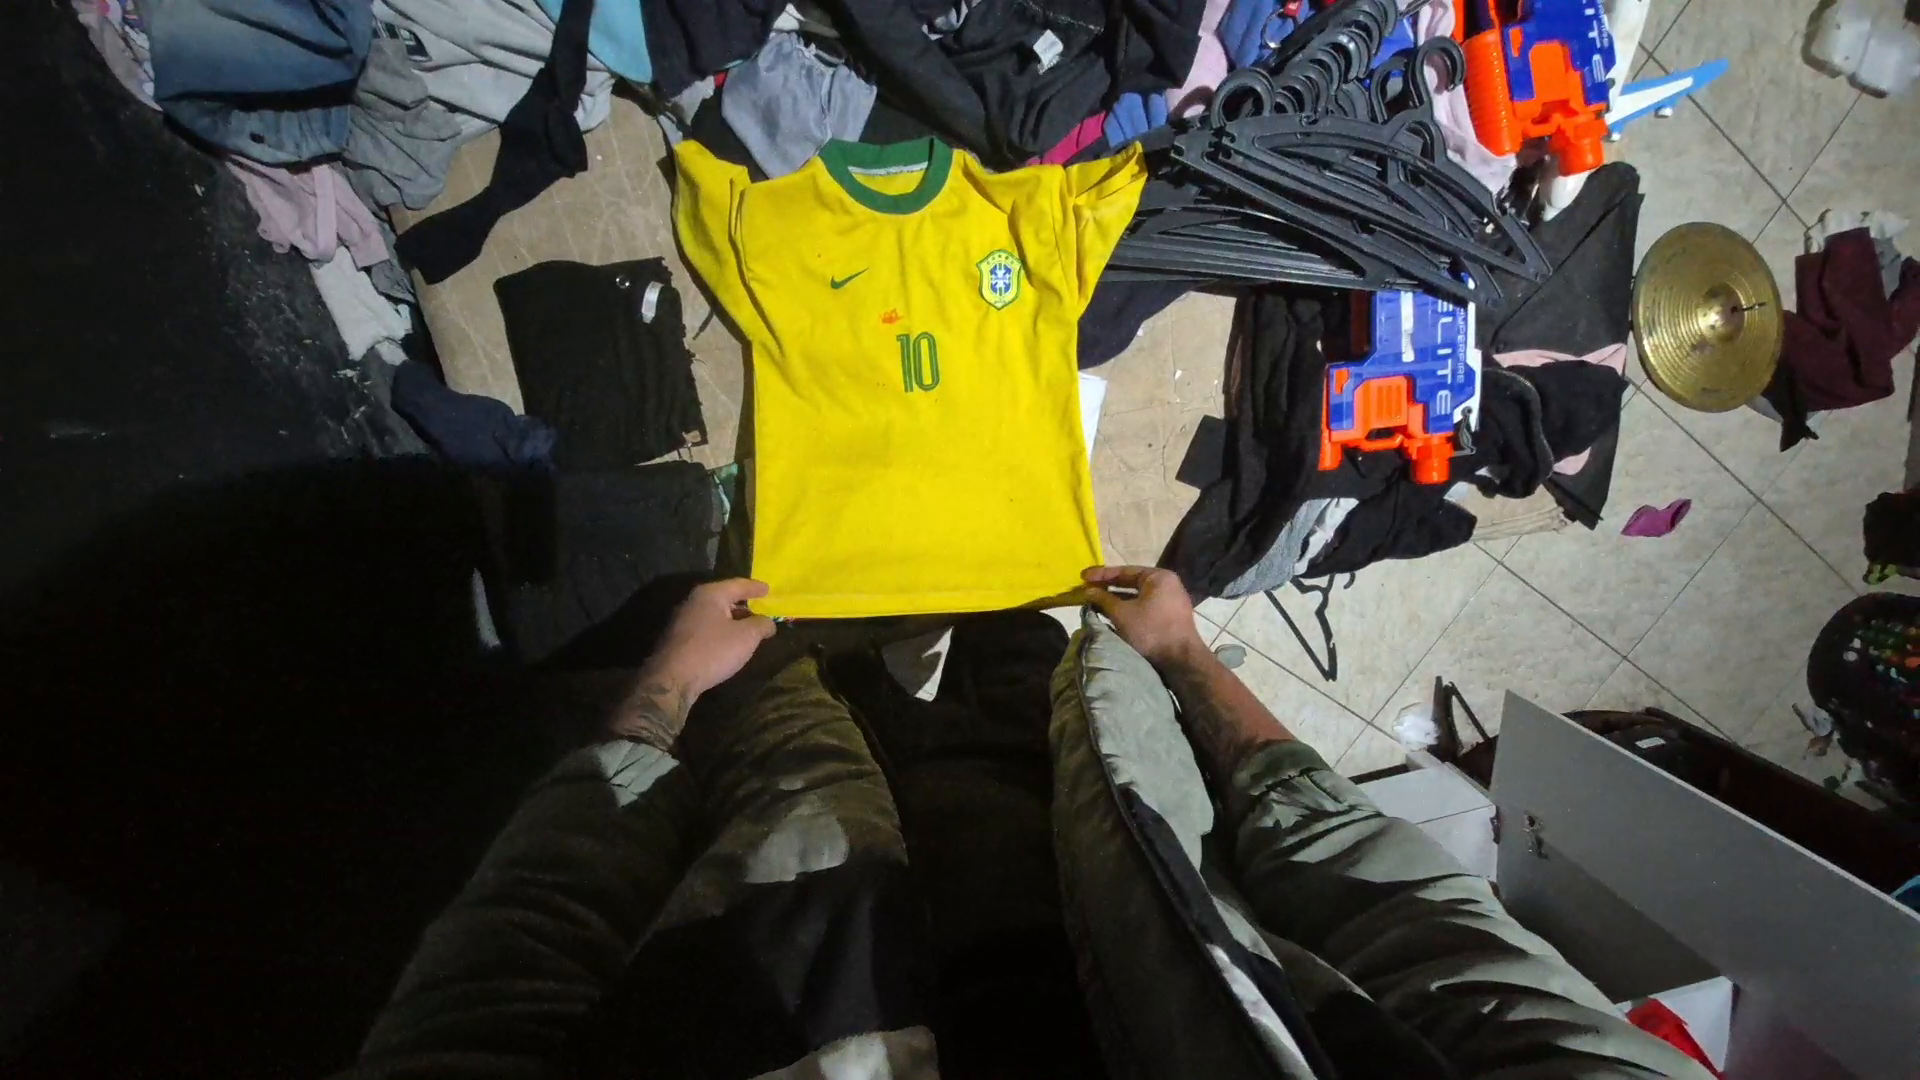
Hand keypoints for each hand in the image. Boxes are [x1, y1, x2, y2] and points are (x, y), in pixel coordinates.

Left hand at [609, 579, 775, 745]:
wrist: (672, 679)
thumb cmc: (713, 651)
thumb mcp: (747, 637)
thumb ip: (762, 625)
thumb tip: (768, 623)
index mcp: (710, 594)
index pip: (738, 584)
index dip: (756, 588)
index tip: (769, 589)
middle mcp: (693, 601)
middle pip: (724, 597)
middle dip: (743, 604)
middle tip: (760, 609)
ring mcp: (682, 620)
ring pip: (714, 613)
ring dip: (732, 619)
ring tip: (748, 627)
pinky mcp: (677, 638)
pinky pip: (706, 627)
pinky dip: (720, 629)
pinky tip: (728, 641)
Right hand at [1081, 565, 1208, 669]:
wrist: (1181, 660)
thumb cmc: (1151, 630)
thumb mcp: (1121, 613)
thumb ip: (1103, 599)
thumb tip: (1087, 591)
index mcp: (1158, 577)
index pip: (1124, 571)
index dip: (1101, 574)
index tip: (1082, 577)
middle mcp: (1166, 585)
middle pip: (1131, 583)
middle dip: (1107, 588)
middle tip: (1087, 589)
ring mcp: (1169, 602)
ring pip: (1136, 597)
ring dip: (1115, 600)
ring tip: (1095, 603)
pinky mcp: (1168, 618)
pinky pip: (1143, 608)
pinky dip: (1127, 610)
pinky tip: (1111, 615)